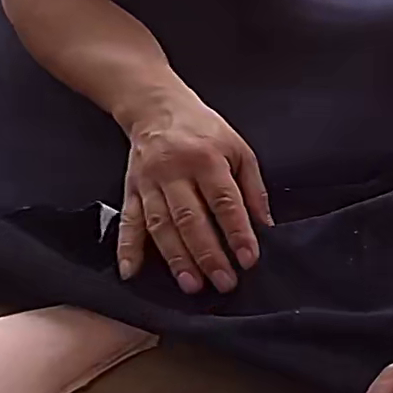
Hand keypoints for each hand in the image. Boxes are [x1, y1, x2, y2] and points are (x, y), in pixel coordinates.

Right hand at [119, 87, 272, 292]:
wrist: (156, 107)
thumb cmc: (204, 131)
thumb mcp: (239, 150)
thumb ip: (253, 189)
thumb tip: (265, 226)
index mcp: (207, 159)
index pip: (225, 201)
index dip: (238, 232)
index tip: (248, 259)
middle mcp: (174, 171)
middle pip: (191, 218)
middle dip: (208, 254)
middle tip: (224, 282)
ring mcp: (149, 183)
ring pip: (161, 226)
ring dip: (176, 259)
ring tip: (192, 285)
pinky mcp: (131, 190)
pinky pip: (128, 222)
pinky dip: (127, 249)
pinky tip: (131, 272)